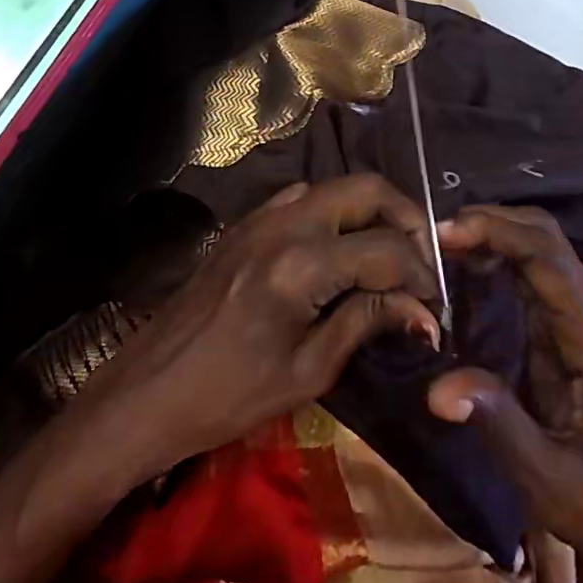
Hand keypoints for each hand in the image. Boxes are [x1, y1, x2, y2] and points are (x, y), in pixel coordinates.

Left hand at [70, 173, 440, 477]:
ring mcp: (261, 216)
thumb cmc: (230, 395)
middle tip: (421, 263)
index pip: (386, 248)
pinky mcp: (246, 223)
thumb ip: (368, 322)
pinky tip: (340, 250)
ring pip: (336, 186)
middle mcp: (284, 223)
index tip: (433, 304)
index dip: (420, 274)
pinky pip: (304, 198)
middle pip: (367, 189)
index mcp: (301, 265)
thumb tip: (423, 311)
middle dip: (406, 219)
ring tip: (388, 257)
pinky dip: (336, 212)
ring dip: (371, 212)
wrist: (149, 390)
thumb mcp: (309, 369)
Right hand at [427, 206, 582, 582]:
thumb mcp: (556, 486)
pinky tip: (455, 272)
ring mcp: (572, 326)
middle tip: (433, 234)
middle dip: (492, 223)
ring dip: (489, 237)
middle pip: (547, 242)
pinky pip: (523, 282)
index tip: (446, 232)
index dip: (500, 234)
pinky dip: (489, 263)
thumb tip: (437, 388)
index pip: (552, 262)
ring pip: (535, 253)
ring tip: (435, 245)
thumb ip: (502, 430)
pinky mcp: (555, 336)